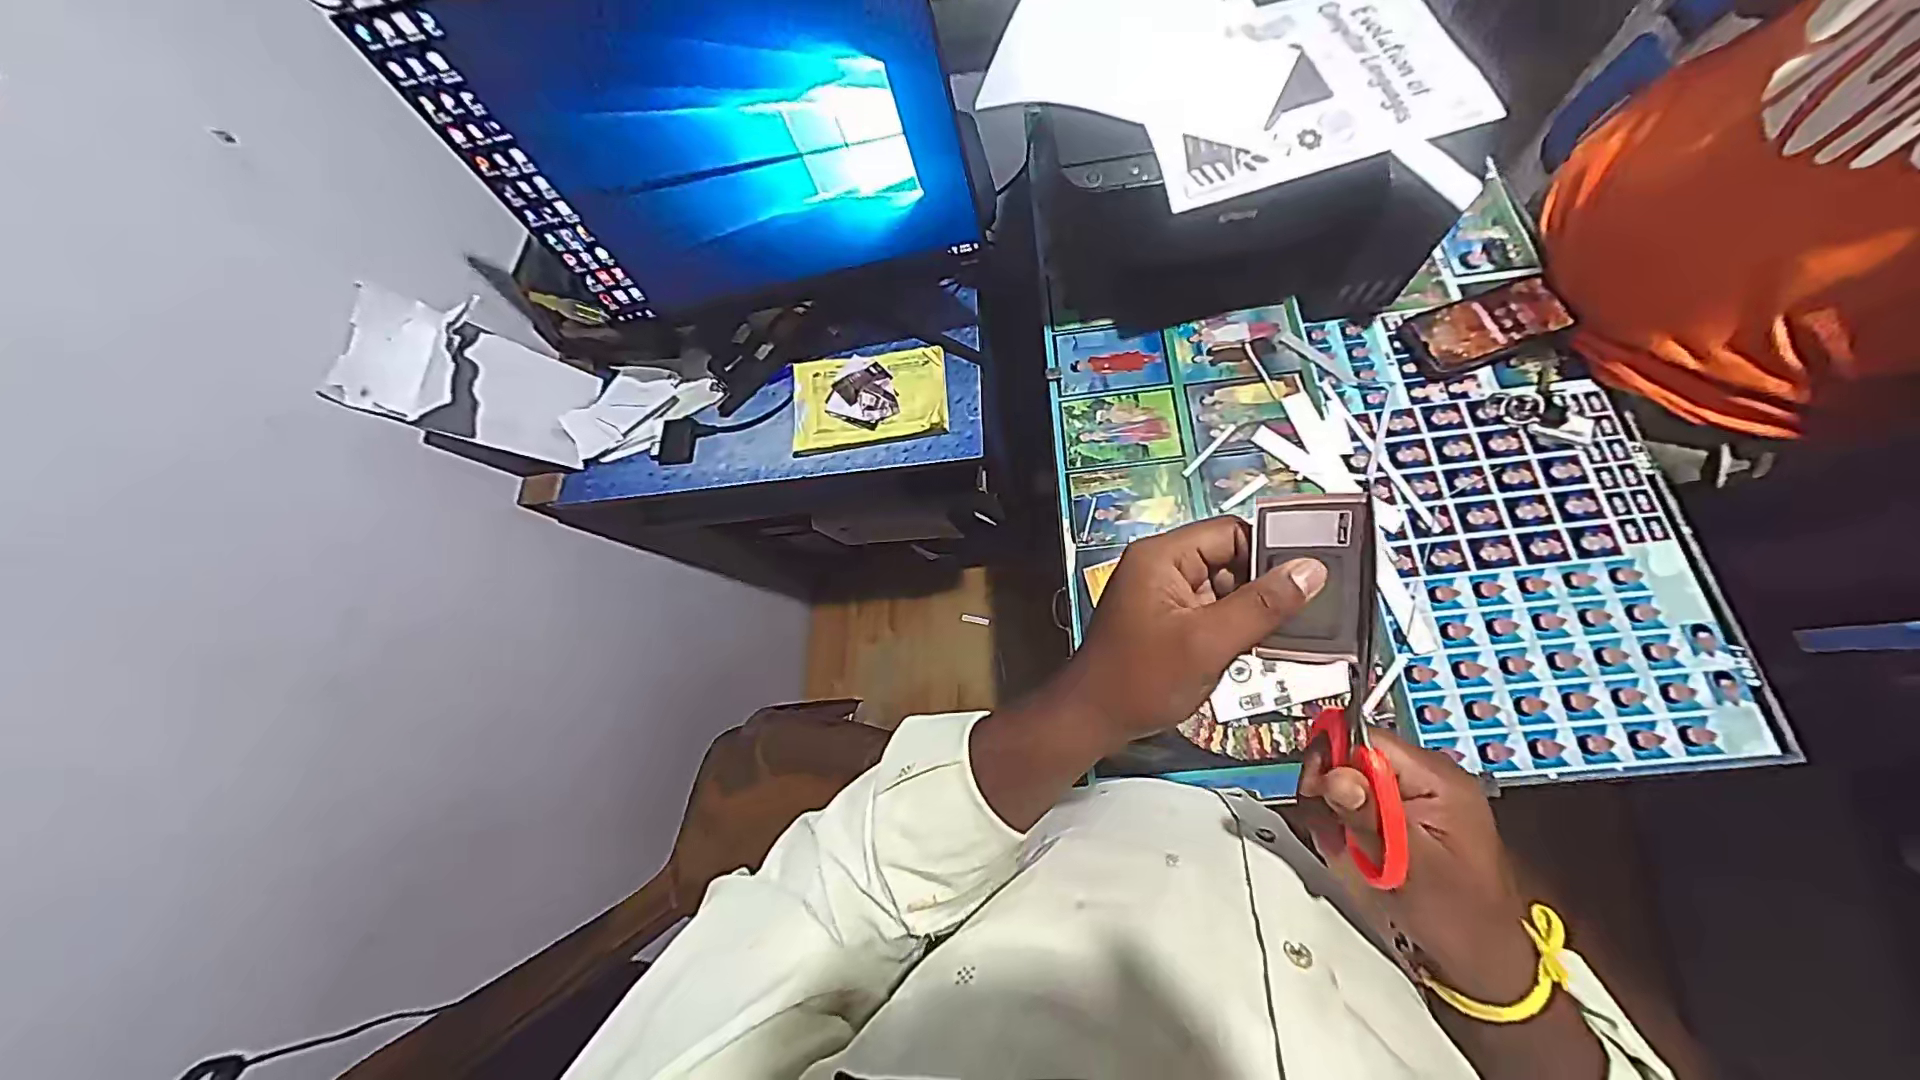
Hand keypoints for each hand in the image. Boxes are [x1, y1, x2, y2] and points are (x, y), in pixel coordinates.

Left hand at [970, 516, 1325, 831]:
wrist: (1094, 718)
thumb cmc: (1139, 679)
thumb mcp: (1208, 642)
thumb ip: (1262, 605)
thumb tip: (1310, 570)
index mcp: (1162, 557)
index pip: (1231, 533)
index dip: (1271, 551)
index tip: (1312, 575)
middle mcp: (1162, 567)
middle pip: (1231, 559)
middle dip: (1266, 585)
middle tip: (1309, 610)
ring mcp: (1165, 594)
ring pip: (1226, 587)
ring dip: (1254, 609)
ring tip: (1290, 631)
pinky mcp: (1169, 619)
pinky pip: (1213, 610)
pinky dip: (1237, 625)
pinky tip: (1261, 644)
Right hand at [1298, 727, 1535, 1000]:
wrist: (1480, 960)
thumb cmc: (1461, 918)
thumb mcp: (1413, 867)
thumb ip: (1373, 816)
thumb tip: (1337, 776)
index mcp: (1438, 779)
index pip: (1365, 738)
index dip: (1332, 758)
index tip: (1320, 791)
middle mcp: (1423, 777)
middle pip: (1349, 751)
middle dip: (1330, 786)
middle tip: (1334, 823)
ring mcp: (1407, 793)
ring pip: (1343, 774)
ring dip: (1332, 807)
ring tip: (1348, 843)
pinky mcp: (1394, 809)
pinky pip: (1350, 797)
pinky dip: (1338, 819)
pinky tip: (1351, 844)